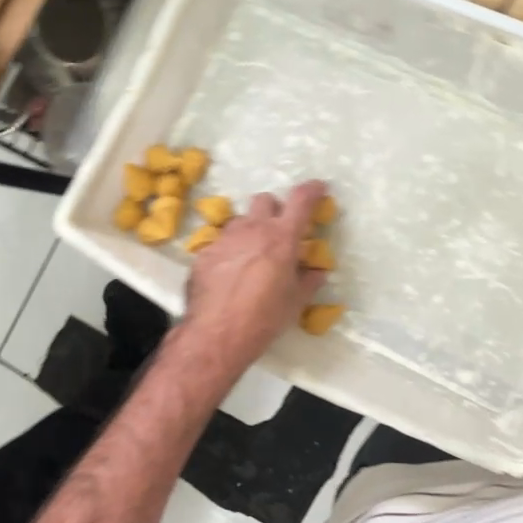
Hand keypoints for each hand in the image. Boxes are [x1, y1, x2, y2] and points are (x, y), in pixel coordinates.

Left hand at [181, 181, 328, 371]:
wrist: (216, 334)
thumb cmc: (264, 318)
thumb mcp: (295, 303)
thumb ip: (308, 281)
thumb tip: (317, 271)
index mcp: (281, 238)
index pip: (301, 200)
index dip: (312, 190)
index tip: (318, 188)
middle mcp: (252, 229)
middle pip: (264, 200)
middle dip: (274, 210)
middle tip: (278, 232)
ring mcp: (224, 238)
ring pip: (239, 221)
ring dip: (249, 231)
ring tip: (251, 257)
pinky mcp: (203, 253)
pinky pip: (220, 243)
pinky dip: (229, 252)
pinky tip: (228, 275)